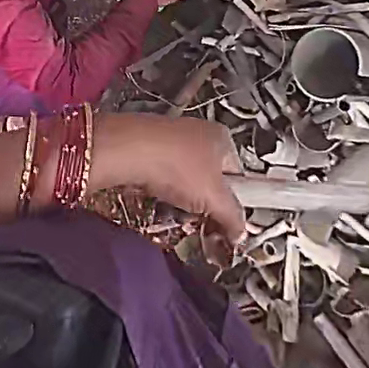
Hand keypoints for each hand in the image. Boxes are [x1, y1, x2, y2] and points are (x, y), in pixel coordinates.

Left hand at [90, 113, 244, 244]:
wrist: (128, 152)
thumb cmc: (176, 166)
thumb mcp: (214, 198)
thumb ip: (233, 217)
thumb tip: (240, 233)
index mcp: (223, 138)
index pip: (238, 177)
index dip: (233, 203)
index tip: (227, 225)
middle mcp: (200, 134)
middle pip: (211, 182)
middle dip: (204, 207)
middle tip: (199, 223)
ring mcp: (173, 141)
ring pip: (186, 184)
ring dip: (182, 205)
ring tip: (174, 213)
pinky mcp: (150, 150)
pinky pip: (164, 180)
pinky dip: (162, 194)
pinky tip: (157, 202)